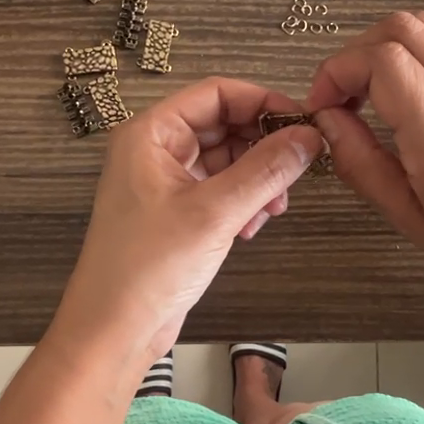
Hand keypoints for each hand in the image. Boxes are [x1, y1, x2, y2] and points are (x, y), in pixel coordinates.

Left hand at [52, 77, 324, 363]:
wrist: (114, 330)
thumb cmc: (147, 267)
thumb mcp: (214, 213)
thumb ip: (265, 170)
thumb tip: (309, 136)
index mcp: (150, 134)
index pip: (215, 94)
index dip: (262, 102)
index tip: (303, 123)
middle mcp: (156, 151)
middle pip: (223, 126)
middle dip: (263, 147)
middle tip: (297, 171)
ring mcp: (165, 183)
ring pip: (226, 161)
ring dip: (257, 179)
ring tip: (273, 209)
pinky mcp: (177, 214)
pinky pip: (220, 191)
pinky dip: (243, 203)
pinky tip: (252, 227)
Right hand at [303, 11, 423, 321]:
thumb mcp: (408, 219)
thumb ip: (360, 164)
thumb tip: (326, 119)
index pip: (384, 61)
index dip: (338, 71)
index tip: (322, 105)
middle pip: (403, 28)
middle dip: (355, 52)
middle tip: (340, 96)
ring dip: (384, 48)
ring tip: (368, 93)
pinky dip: (414, 54)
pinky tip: (406, 96)